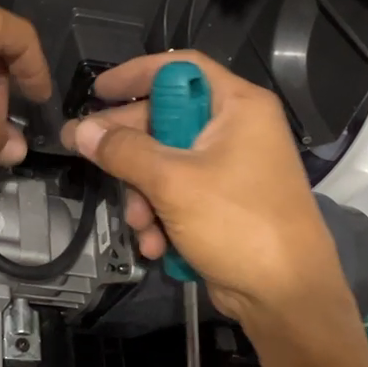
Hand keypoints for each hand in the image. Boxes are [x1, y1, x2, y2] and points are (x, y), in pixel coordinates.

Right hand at [62, 51, 347, 325]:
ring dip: (143, 195)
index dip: (136, 75)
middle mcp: (236, 129)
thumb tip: (80, 130)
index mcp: (238, 106)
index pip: (180, 69)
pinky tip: (156, 244)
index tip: (98, 92)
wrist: (287, 297)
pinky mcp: (223, 203)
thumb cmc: (238, 223)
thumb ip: (123, 151)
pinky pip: (177, 194)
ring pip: (165, 163)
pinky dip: (161, 216)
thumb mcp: (173, 182)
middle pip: (165, 120)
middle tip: (90, 157)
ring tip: (140, 224)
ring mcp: (230, 168)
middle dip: (130, 152)